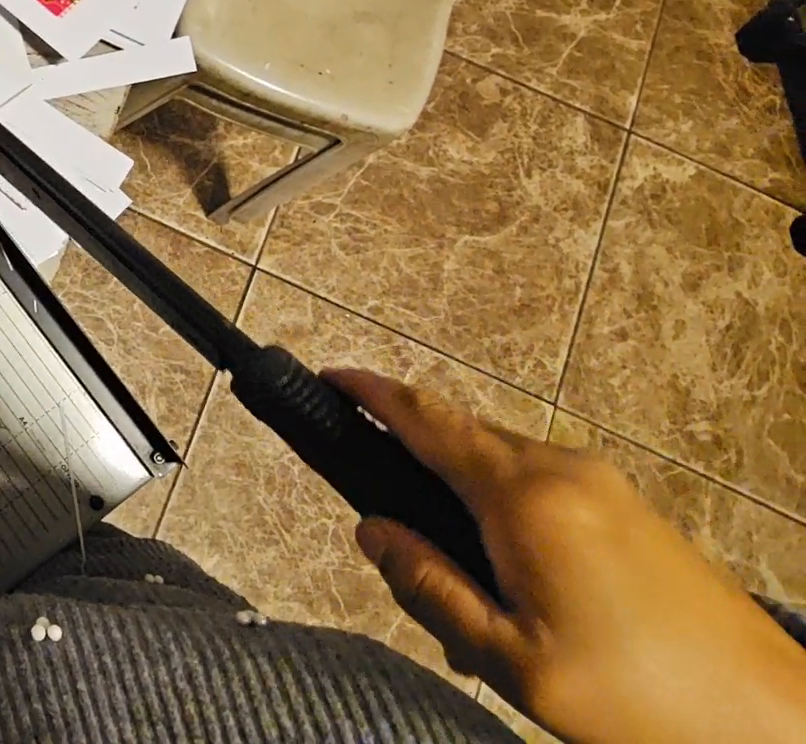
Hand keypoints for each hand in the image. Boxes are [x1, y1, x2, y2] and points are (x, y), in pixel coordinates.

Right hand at [331, 368, 805, 742]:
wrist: (788, 729)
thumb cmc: (643, 699)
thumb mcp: (510, 659)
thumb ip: (427, 586)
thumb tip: (371, 531)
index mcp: (524, 496)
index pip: (426, 419)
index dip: (369, 392)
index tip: (325, 377)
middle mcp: (561, 469)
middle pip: (455, 432)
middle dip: (404, 452)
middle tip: (386, 524)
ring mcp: (599, 482)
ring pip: (491, 457)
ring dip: (449, 484)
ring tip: (449, 566)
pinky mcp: (624, 504)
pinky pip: (529, 477)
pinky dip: (489, 497)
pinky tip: (500, 566)